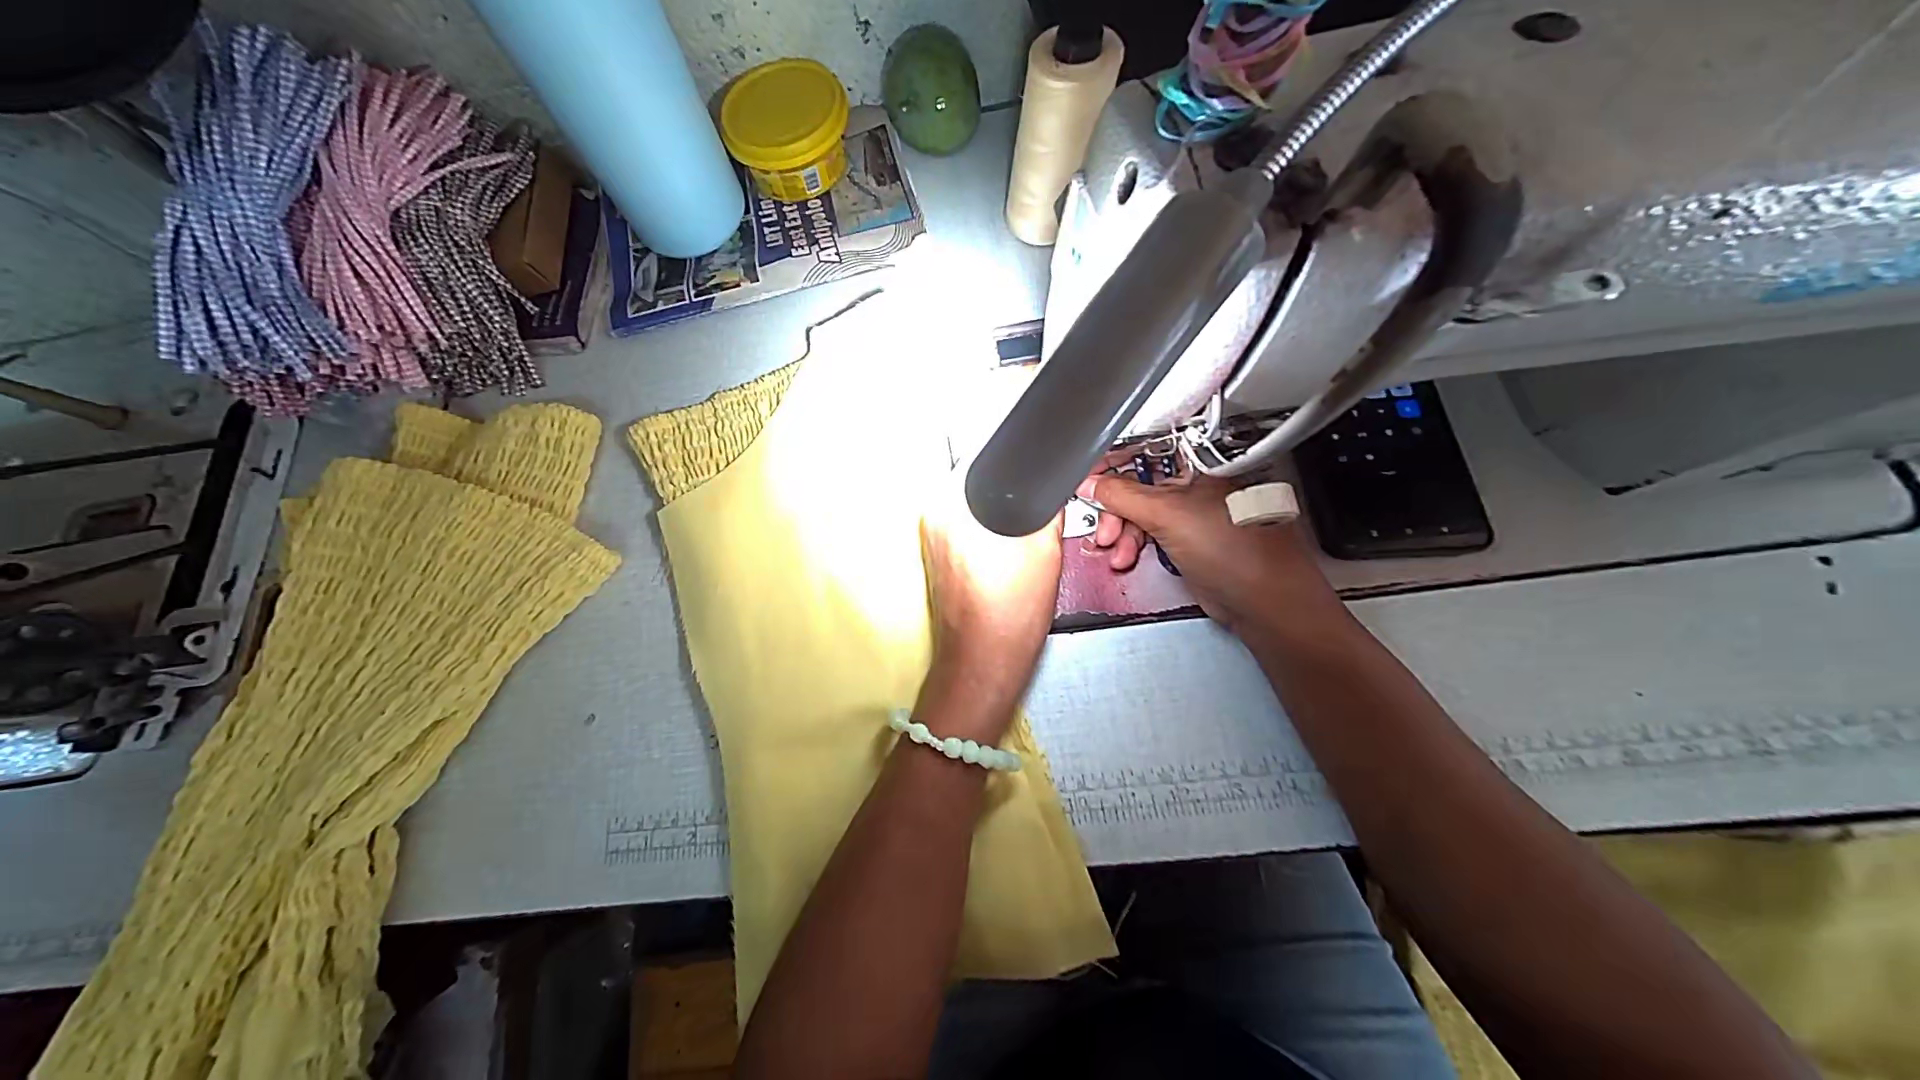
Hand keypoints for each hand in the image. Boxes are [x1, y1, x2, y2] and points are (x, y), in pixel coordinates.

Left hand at [919, 479, 1062, 736]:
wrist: (986, 662)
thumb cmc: (1005, 619)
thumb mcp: (1045, 546)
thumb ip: (1046, 501)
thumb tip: (1050, 481)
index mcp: (952, 504)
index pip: (985, 452)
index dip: (1019, 459)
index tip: (1032, 478)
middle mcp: (933, 517)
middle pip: (981, 478)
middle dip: (1010, 492)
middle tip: (1028, 526)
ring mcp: (932, 538)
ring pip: (976, 506)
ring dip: (999, 516)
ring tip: (1016, 552)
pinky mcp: (939, 556)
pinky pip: (969, 531)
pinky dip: (989, 539)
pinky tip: (1005, 566)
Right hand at [1076, 463, 1340, 637]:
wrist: (1262, 602)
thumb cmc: (1240, 553)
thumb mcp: (1168, 515)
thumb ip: (1123, 496)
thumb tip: (1093, 483)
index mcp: (1198, 465)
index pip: (1146, 453)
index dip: (1115, 466)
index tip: (1090, 482)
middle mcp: (1195, 486)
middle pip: (1138, 486)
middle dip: (1115, 510)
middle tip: (1103, 527)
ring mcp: (1191, 516)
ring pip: (1141, 514)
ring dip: (1122, 533)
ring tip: (1117, 551)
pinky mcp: (1186, 543)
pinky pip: (1149, 536)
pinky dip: (1134, 546)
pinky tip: (1128, 558)